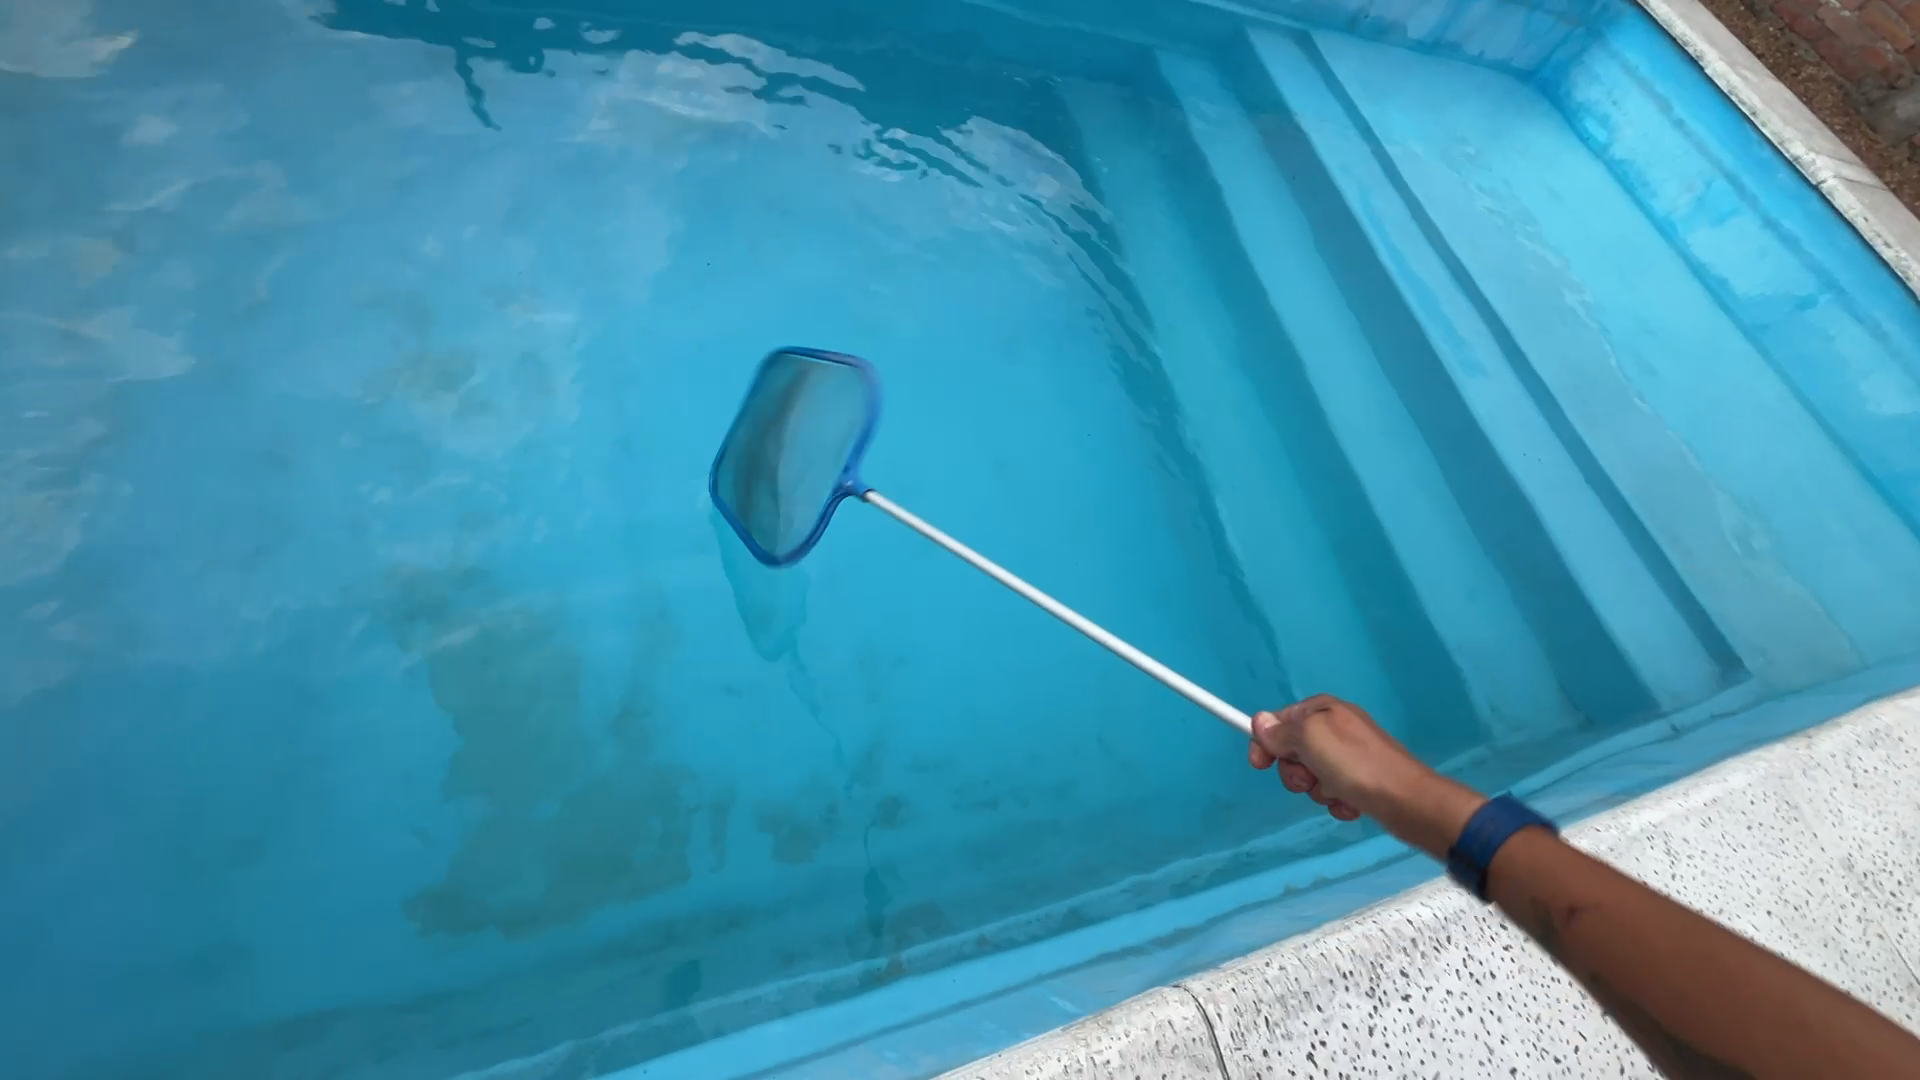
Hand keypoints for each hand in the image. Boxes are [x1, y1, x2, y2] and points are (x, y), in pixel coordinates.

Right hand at [1249, 694, 1485, 856]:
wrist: (1408, 802)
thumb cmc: (1355, 763)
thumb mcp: (1309, 737)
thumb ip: (1280, 730)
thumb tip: (1260, 722)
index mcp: (1322, 709)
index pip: (1278, 720)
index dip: (1265, 741)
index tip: (1260, 764)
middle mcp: (1334, 728)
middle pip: (1291, 749)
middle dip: (1294, 769)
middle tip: (1308, 778)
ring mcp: (1349, 756)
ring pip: (1310, 773)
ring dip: (1316, 788)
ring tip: (1335, 792)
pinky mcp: (1360, 781)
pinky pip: (1332, 790)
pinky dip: (1335, 800)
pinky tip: (1349, 803)